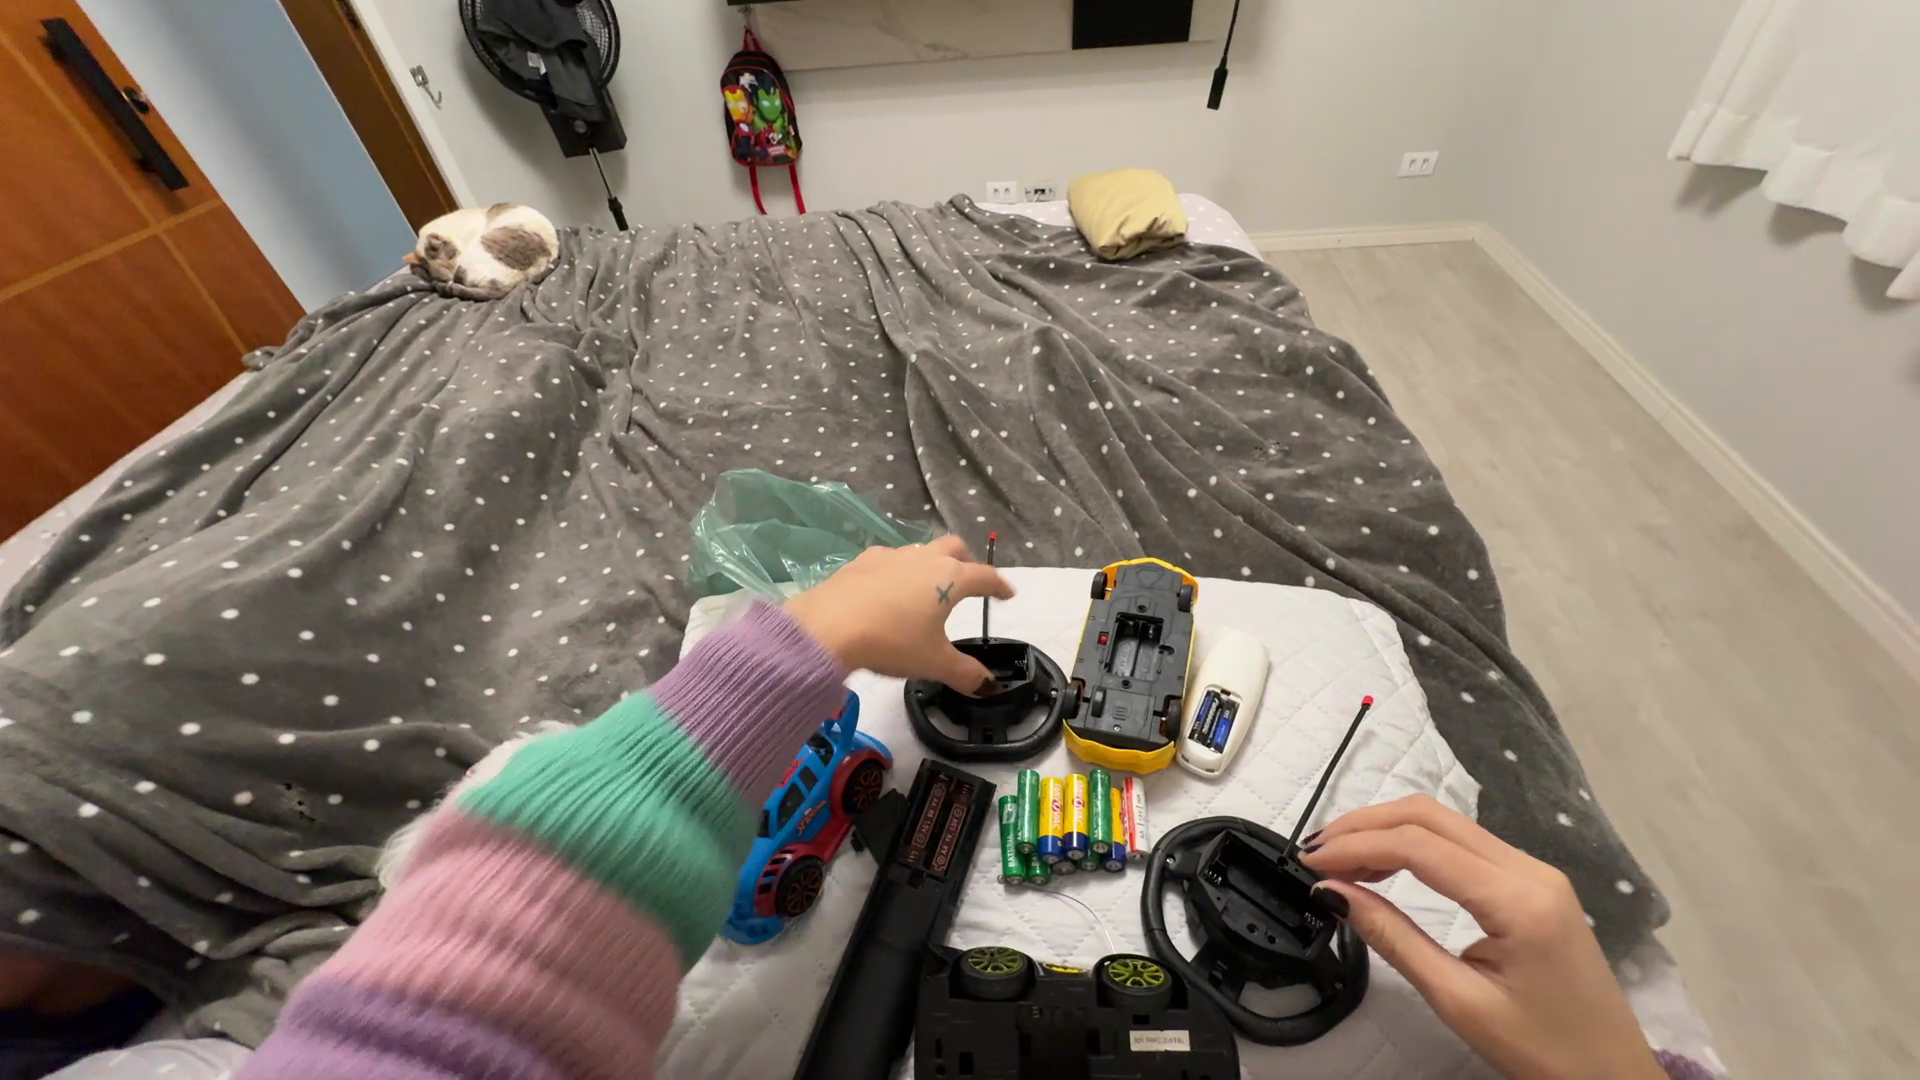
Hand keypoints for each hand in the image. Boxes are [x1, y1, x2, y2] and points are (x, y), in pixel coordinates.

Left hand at [784, 536, 1013, 689]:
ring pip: (921, 551)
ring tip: (927, 588)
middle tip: (969, 581)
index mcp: (950, 578)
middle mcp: (924, 558)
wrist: (829, 627)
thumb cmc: (892, 642)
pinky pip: (890, 560)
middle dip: (967, 561)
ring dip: (931, 564)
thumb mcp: (934, 663)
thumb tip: (988, 684)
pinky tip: (888, 590)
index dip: (1000, 586)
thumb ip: (965, 673)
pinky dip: (899, 571)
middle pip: (955, 548)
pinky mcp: (861, 561)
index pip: (985, 576)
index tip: (1007, 594)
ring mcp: (891, 556)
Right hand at [1302, 795, 1664, 1079]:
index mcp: (1518, 900)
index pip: (1418, 846)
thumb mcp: (1457, 1000)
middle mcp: (1528, 869)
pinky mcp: (1528, 879)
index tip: (1311, 863)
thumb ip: (1390, 935)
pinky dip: (1408, 841)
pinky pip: (1456, 839)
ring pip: (1439, 820)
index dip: (1356, 846)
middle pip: (1427, 816)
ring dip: (1382, 829)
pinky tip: (1380, 865)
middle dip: (1363, 825)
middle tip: (1317, 852)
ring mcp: (1532, 870)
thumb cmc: (1543, 1053)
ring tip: (1339, 859)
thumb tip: (1329, 892)